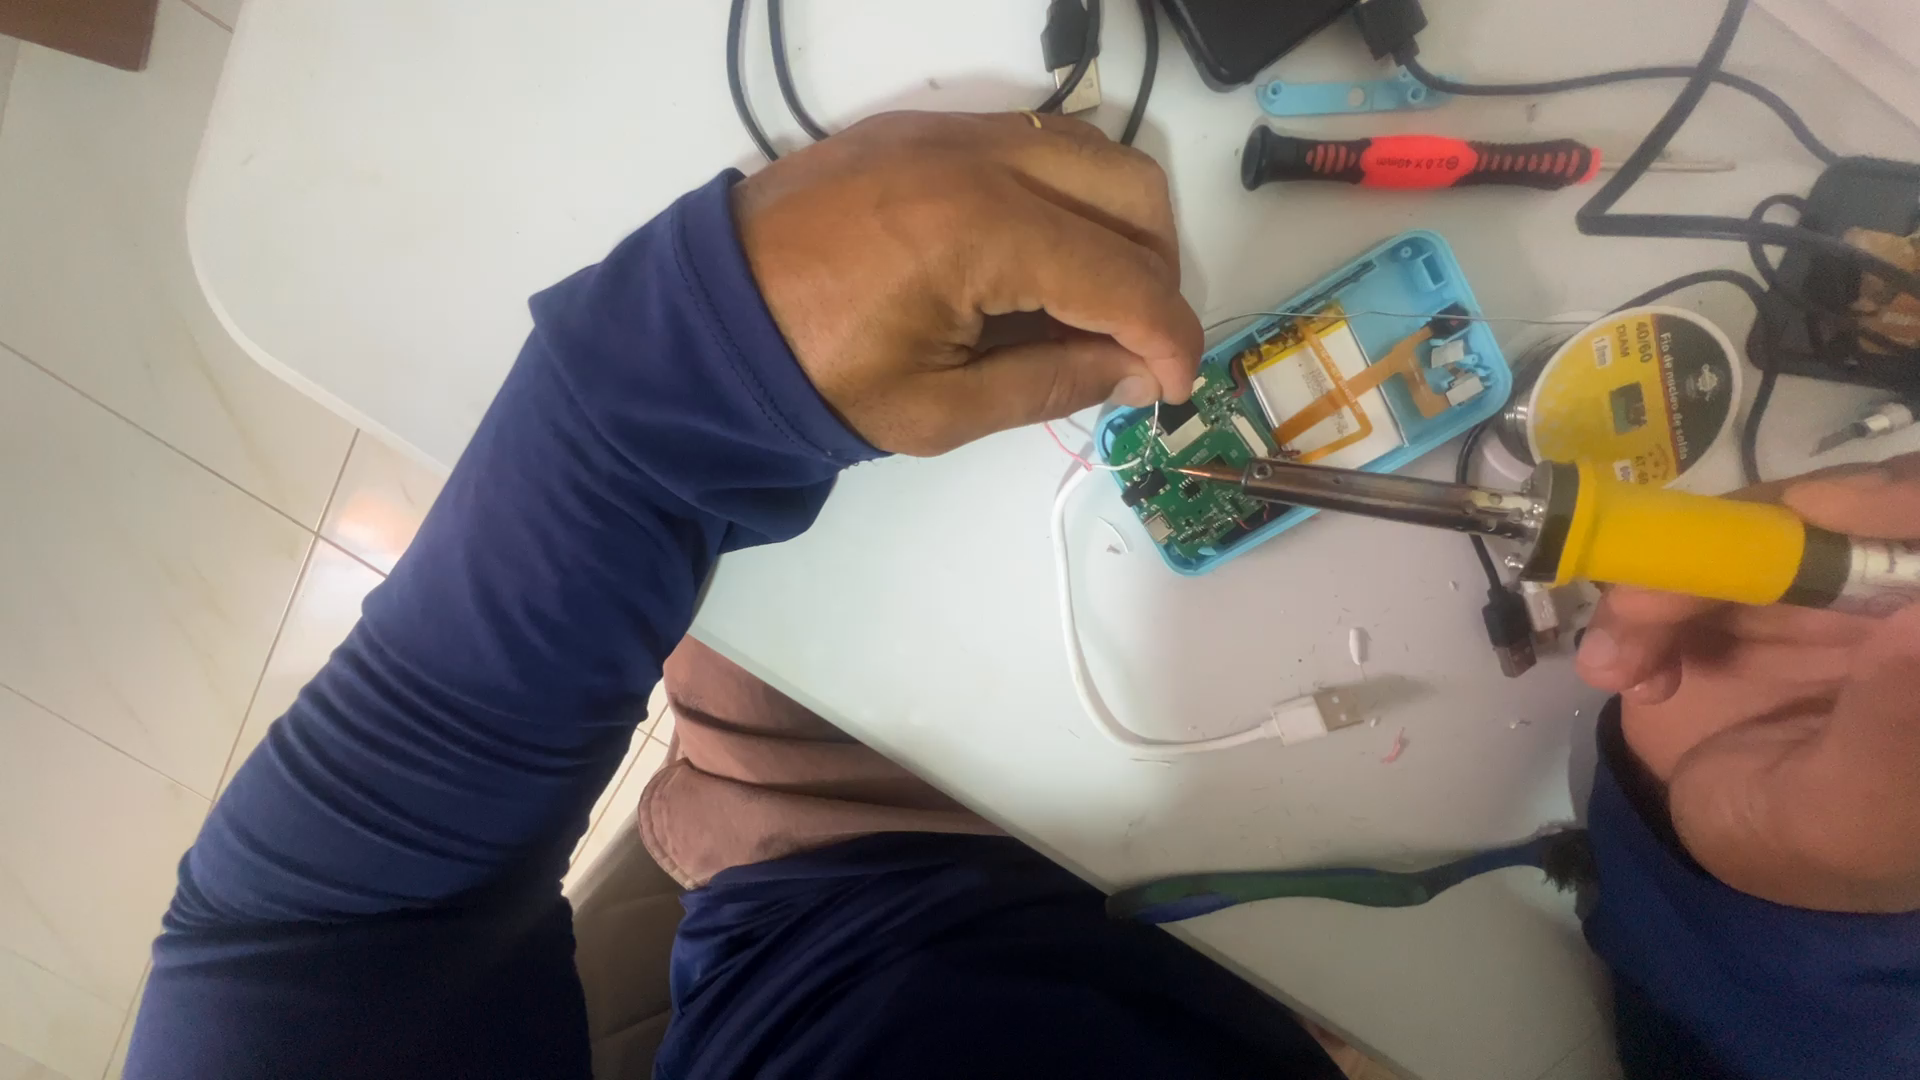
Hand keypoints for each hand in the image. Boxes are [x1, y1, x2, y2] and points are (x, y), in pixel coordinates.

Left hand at [731, 111, 1201, 455]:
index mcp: (979, 232)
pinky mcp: (925, 128)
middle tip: (1137, 346)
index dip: (1170, 338)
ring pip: (1094, 155)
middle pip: (1132, 194)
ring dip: (1123, 230)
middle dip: (1158, 278)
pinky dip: (1070, 199)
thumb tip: (1135, 371)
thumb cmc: (818, 378)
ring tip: (1098, 305)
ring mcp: (949, 129)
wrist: (714, 321)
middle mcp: (978, 157)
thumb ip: (1050, 385)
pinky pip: (1037, 144)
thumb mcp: (937, 411)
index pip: (1122, 278)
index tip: (1176, 387)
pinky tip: (1044, 259)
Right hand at [1577, 455, 1919, 911]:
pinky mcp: (1717, 606)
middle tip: (1639, 611)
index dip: (1880, 503)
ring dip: (1646, 597)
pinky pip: (1657, 576)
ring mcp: (1797, 598)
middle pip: (1806, 523)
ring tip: (1616, 667)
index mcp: (1918, 644)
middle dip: (1709, 557)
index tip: (1808, 514)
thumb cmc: (1818, 848)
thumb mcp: (1859, 806)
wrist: (1726, 853)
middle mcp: (1875, 597)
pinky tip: (1620, 672)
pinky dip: (1623, 619)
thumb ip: (1894, 724)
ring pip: (1715, 543)